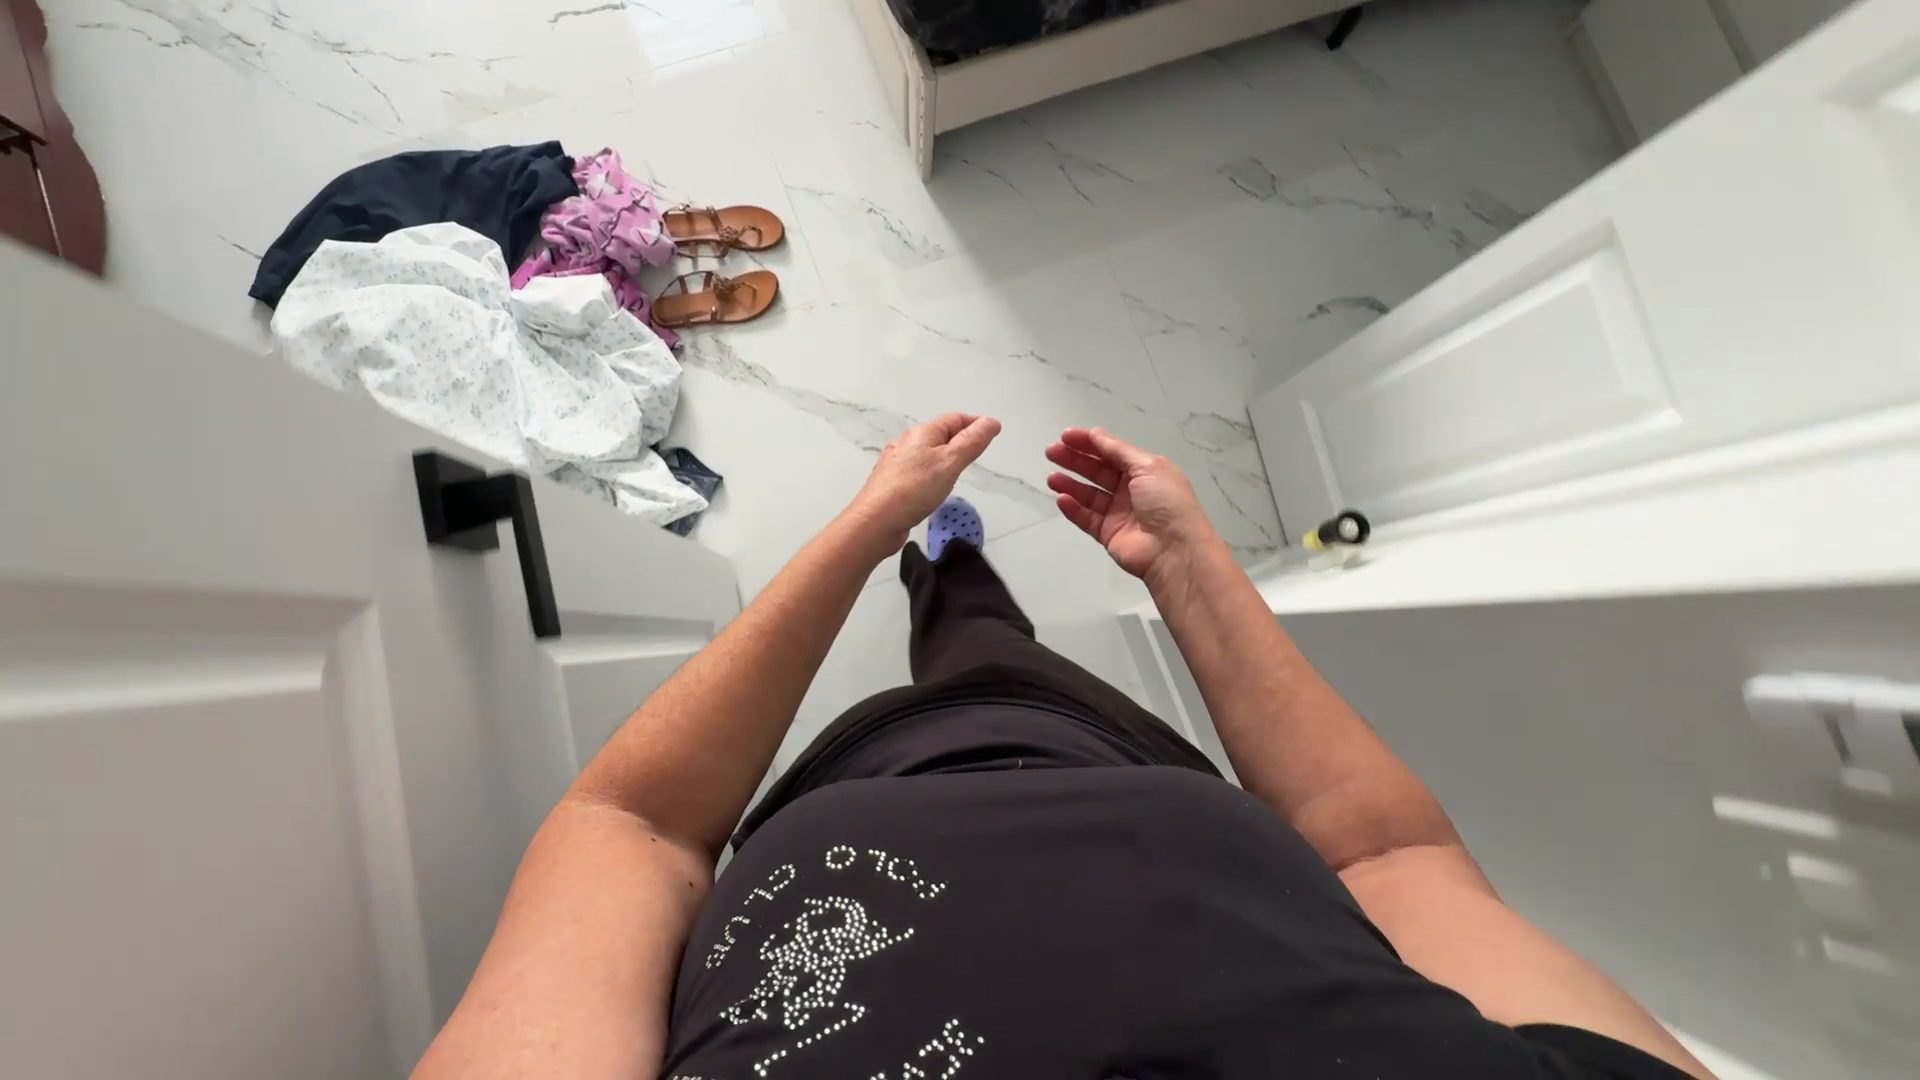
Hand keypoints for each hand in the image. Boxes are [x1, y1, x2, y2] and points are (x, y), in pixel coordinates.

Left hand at [848, 413, 1002, 551]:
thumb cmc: (915, 488)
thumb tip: (991, 421)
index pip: (954, 419)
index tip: (992, 432)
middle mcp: (906, 443)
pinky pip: (918, 471)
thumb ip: (971, 442)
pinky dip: (932, 472)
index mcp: (921, 433)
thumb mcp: (949, 463)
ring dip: (945, 456)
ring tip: (960, 469)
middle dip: (960, 438)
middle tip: (979, 451)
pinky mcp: (891, 483)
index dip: (974, 422)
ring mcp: (896, 463)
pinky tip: (934, 486)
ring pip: (927, 453)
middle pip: (939, 435)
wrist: (876, 521)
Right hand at [1046, 427, 1216, 579]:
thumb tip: (1096, 435)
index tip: (1065, 437)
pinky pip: (1087, 518)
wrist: (1174, 550)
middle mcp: (1131, 490)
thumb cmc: (1166, 502)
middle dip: (1075, 460)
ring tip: (1052, 478)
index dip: (1089, 443)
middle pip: (1098, 471)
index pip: (1112, 452)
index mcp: (1145, 471)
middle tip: (1051, 452)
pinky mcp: (1108, 534)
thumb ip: (1118, 451)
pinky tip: (1061, 499)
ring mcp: (1118, 513)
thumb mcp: (1148, 467)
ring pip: (1089, 495)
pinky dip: (1073, 508)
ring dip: (1070, 484)